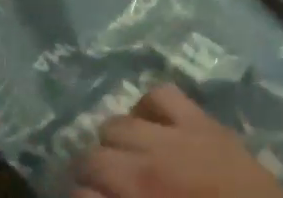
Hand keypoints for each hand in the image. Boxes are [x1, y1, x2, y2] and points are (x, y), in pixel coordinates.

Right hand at [73, 86, 282, 197]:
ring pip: (119, 123)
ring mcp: (175, 137)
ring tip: (126, 160)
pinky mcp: (202, 122)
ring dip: (115, 144)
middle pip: (94, 156)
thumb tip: (92, 197)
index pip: (80, 192)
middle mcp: (148, 165)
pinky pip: (161, 95)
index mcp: (139, 195)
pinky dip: (149, 109)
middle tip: (106, 191)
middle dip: (93, 176)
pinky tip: (152, 127)